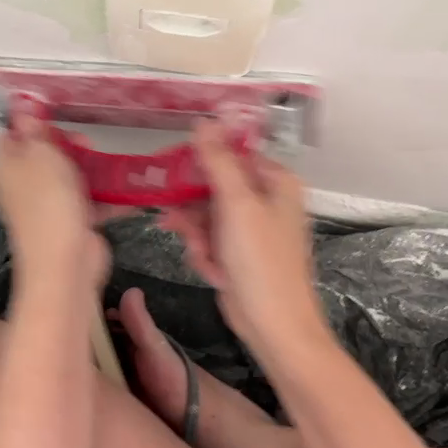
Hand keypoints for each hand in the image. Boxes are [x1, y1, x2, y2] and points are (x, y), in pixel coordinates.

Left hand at [0, 114, 110, 287]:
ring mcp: (48, 206)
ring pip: (68, 177)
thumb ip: (33, 129)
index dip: (26, 122)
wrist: (66, 261)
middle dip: (66, 145)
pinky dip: (104, 197)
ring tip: (107, 165)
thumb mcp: (40, 153)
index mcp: (7, 166)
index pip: (8, 135)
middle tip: (85, 143)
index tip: (51, 114)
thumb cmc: (48, 201)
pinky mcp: (72, 222)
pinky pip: (88, 202)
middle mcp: (24, 185)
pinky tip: (124, 189)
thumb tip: (20, 105)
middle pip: (42, 154)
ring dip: (88, 169)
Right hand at [160, 122, 327, 355]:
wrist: (274, 326)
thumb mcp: (237, 204)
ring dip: (198, 237)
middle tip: (175, 221)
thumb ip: (218, 161)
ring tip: (205, 257)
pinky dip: (206, 255)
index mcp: (276, 181)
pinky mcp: (239, 253)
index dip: (200, 163)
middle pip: (212, 186)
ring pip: (205, 215)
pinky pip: (209, 240)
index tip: (172, 173)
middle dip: (194, 211)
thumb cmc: (261, 261)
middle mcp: (266, 200)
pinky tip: (212, 272)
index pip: (231, 154)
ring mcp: (252, 228)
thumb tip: (203, 121)